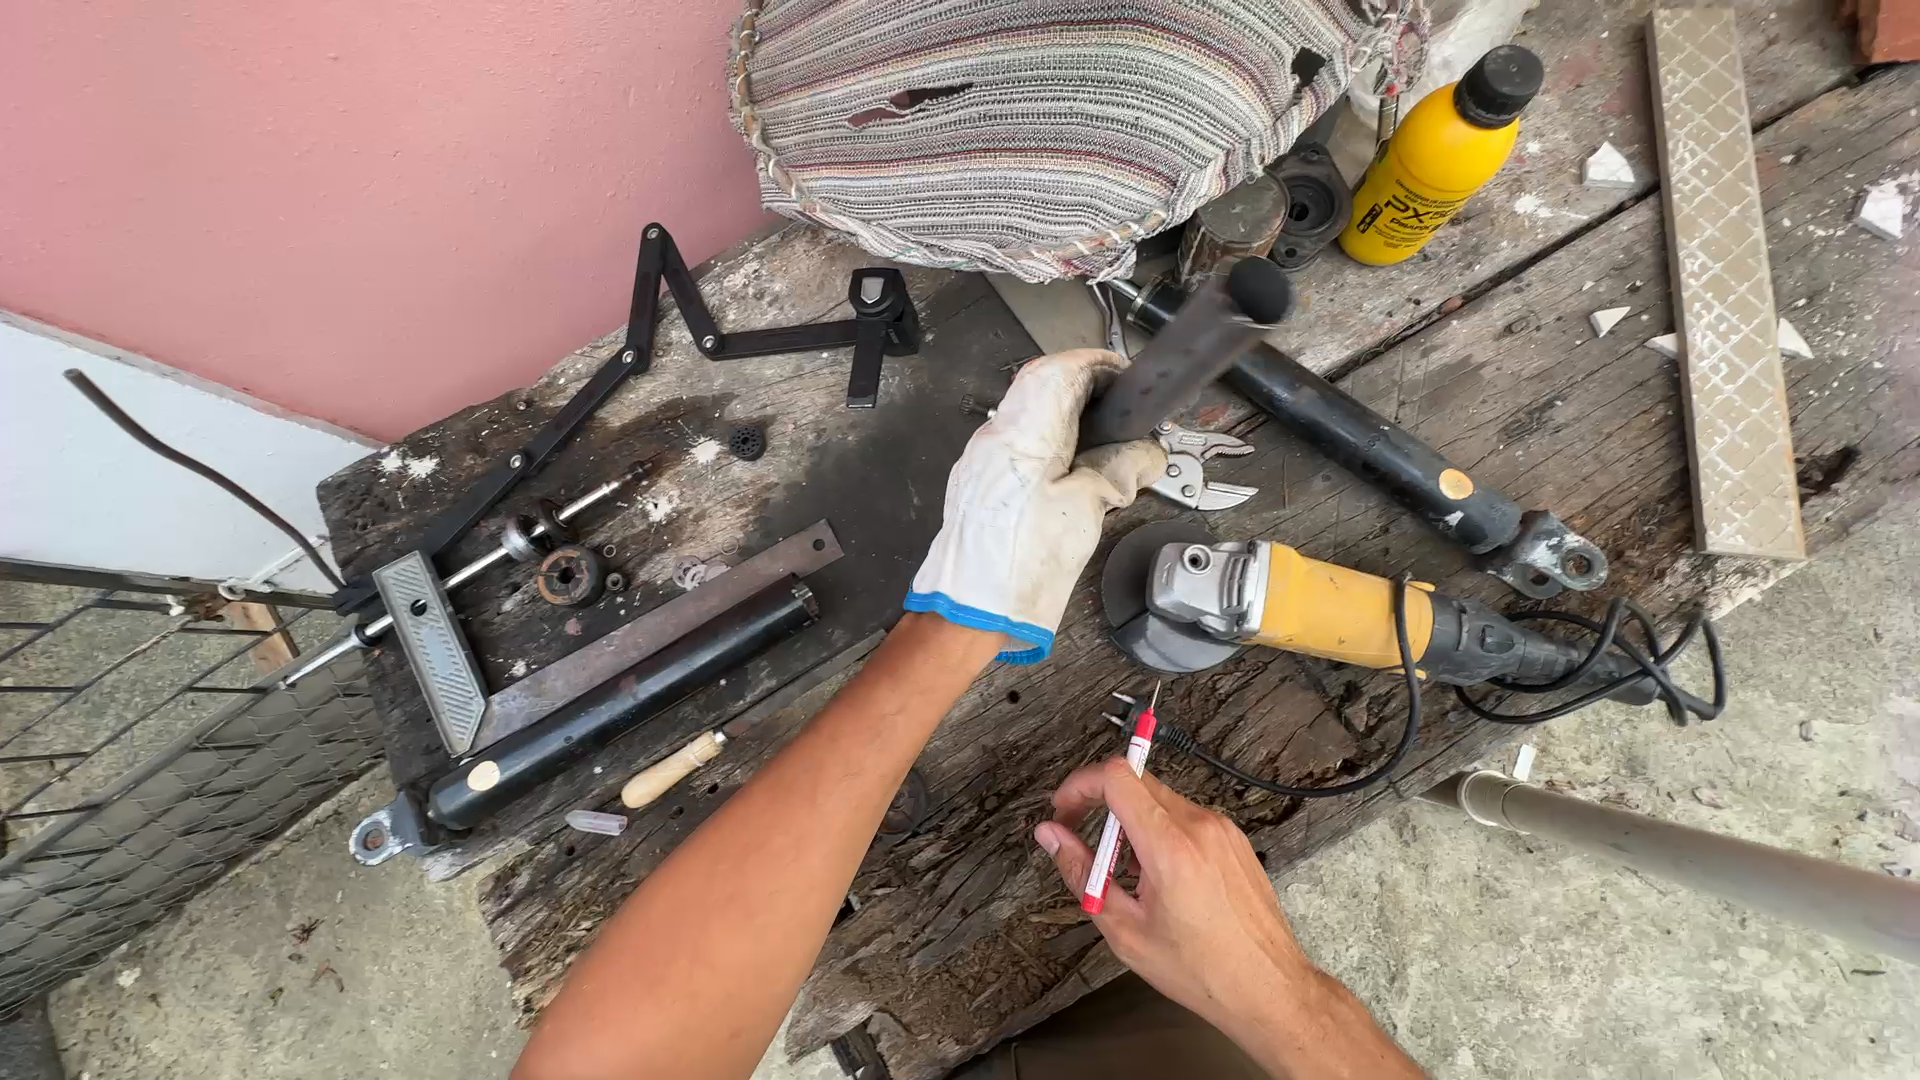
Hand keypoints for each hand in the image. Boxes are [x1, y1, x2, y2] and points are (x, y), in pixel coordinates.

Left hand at [906, 349, 1163, 663]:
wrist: (971, 610)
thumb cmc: (1027, 559)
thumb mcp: (1087, 510)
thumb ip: (1119, 469)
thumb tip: (1146, 453)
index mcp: (1022, 433)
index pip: (1058, 370)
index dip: (1095, 365)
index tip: (1124, 378)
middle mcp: (994, 435)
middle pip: (1040, 387)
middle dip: (1083, 391)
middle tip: (1119, 414)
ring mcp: (979, 459)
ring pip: (1027, 416)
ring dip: (1064, 419)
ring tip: (1101, 446)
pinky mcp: (977, 482)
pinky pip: (1016, 445)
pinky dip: (1047, 444)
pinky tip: (1069, 472)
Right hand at [1034, 761, 1423, 1077]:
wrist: (1272, 990)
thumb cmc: (1203, 971)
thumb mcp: (1126, 931)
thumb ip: (1080, 873)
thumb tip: (1051, 836)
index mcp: (1170, 848)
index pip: (1116, 777)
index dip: (1080, 784)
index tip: (1065, 808)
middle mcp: (1198, 825)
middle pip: (1133, 780)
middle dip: (1099, 802)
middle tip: (1083, 837)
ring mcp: (1220, 827)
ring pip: (1156, 795)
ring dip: (1129, 818)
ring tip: (1127, 869)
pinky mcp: (1231, 834)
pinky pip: (1182, 812)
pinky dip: (1158, 828)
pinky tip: (1159, 872)